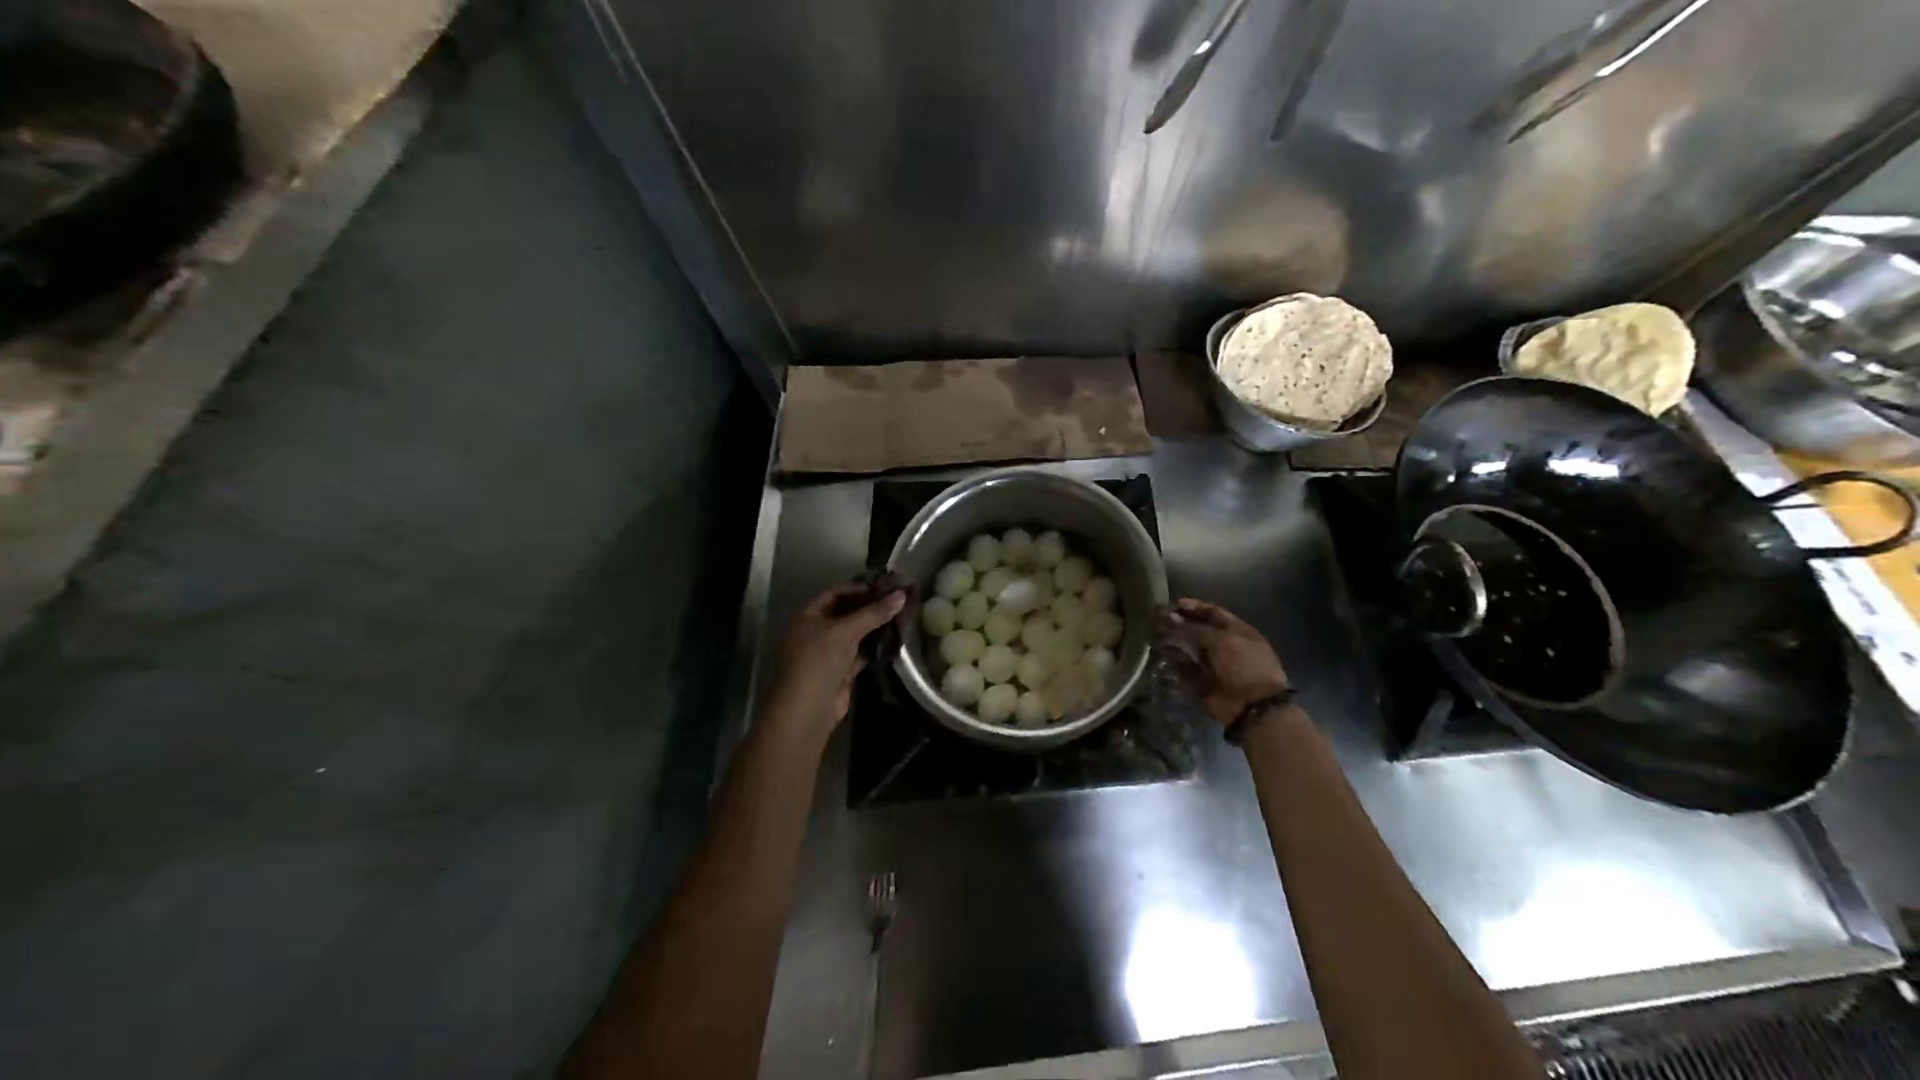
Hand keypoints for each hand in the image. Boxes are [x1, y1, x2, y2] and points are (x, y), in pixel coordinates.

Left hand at [759, 582, 905, 752]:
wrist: (808, 709)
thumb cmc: (819, 661)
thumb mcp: (845, 631)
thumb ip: (873, 613)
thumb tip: (902, 594)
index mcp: (809, 615)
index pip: (836, 592)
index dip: (859, 586)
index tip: (886, 585)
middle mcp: (817, 631)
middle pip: (846, 612)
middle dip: (871, 606)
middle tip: (899, 599)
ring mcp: (829, 652)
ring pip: (855, 633)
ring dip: (875, 626)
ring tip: (902, 615)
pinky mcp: (841, 671)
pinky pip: (861, 652)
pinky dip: (876, 646)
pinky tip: (896, 638)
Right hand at [1162, 598, 1290, 727]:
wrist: (1252, 705)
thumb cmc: (1244, 665)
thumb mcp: (1221, 640)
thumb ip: (1194, 629)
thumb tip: (1171, 618)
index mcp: (1235, 630)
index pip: (1212, 613)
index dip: (1194, 607)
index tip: (1175, 604)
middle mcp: (1223, 644)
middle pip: (1197, 630)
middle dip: (1179, 624)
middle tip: (1159, 621)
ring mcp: (1211, 663)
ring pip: (1187, 648)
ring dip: (1173, 642)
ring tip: (1156, 636)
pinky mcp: (1200, 680)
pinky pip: (1183, 667)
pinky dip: (1173, 662)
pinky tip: (1162, 655)